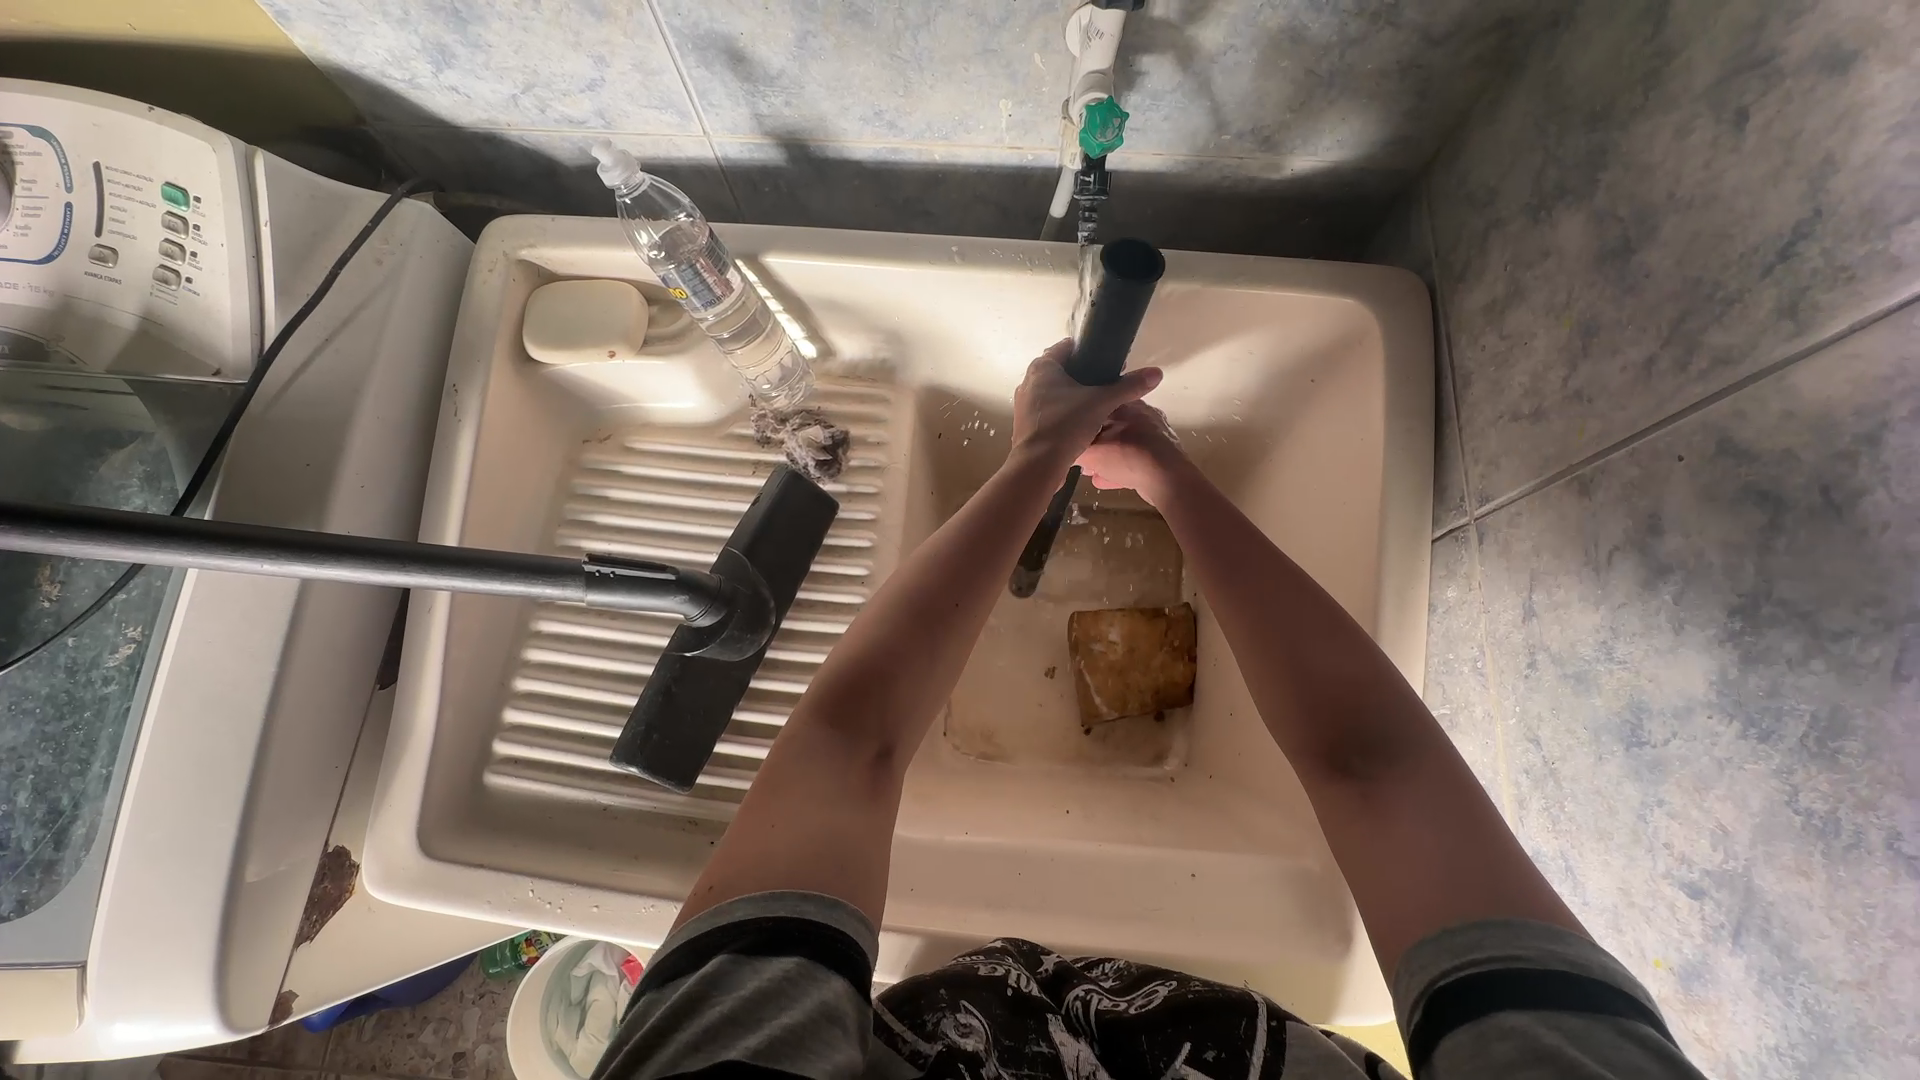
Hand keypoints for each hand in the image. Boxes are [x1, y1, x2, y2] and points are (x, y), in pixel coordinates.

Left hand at [1010, 339, 1162, 469]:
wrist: (1037, 465)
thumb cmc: (1066, 425)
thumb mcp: (1101, 403)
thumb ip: (1128, 387)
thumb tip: (1155, 374)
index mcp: (1042, 367)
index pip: (1066, 347)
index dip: (1088, 351)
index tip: (1106, 361)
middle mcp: (1028, 382)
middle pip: (1060, 371)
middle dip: (1082, 376)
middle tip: (1105, 384)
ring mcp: (1024, 405)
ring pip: (1053, 394)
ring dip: (1072, 397)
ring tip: (1095, 405)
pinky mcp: (1025, 425)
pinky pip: (1048, 413)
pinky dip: (1063, 414)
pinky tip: (1078, 424)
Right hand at [1076, 400, 1188, 506]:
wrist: (1166, 479)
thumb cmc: (1126, 455)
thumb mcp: (1089, 451)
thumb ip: (1074, 448)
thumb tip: (1065, 449)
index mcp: (1126, 404)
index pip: (1096, 406)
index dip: (1080, 423)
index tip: (1069, 437)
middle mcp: (1143, 414)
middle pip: (1109, 427)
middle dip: (1094, 444)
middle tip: (1080, 458)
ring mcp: (1155, 436)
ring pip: (1123, 446)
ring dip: (1106, 459)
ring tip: (1091, 472)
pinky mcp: (1163, 456)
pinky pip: (1135, 461)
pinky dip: (1120, 470)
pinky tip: (1106, 481)